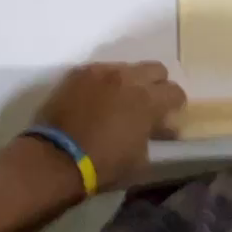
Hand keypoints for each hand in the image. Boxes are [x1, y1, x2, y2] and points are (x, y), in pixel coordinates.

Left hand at [34, 62, 185, 189]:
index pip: (175, 91)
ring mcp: (101, 71)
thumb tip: (163, 127)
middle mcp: (128, 77)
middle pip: (156, 69)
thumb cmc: (103, 164)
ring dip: (129, 82)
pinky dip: (104, 82)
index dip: (175, 105)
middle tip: (147, 104)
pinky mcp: (79, 73)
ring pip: (126, 67)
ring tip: (118, 101)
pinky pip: (100, 71)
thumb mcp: (140, 160)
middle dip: (156, 85)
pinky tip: (95, 100)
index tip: (168, 116)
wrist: (56, 158)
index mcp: (148, 99)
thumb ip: (155, 136)